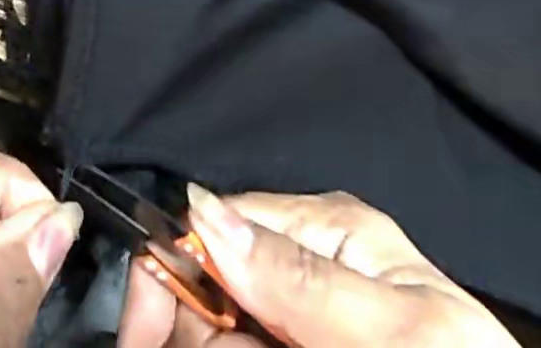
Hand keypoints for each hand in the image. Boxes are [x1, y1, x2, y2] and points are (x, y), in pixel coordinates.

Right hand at [117, 188, 520, 347]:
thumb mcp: (398, 329)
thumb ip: (298, 275)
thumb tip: (197, 207)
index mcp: (326, 228)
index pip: (217, 223)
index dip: (169, 271)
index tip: (142, 335)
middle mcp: (299, 263)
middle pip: (205, 283)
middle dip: (182, 323)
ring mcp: (292, 315)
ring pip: (210, 323)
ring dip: (193, 337)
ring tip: (235, 345)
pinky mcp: (285, 339)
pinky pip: (233, 338)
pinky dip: (215, 342)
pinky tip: (228, 342)